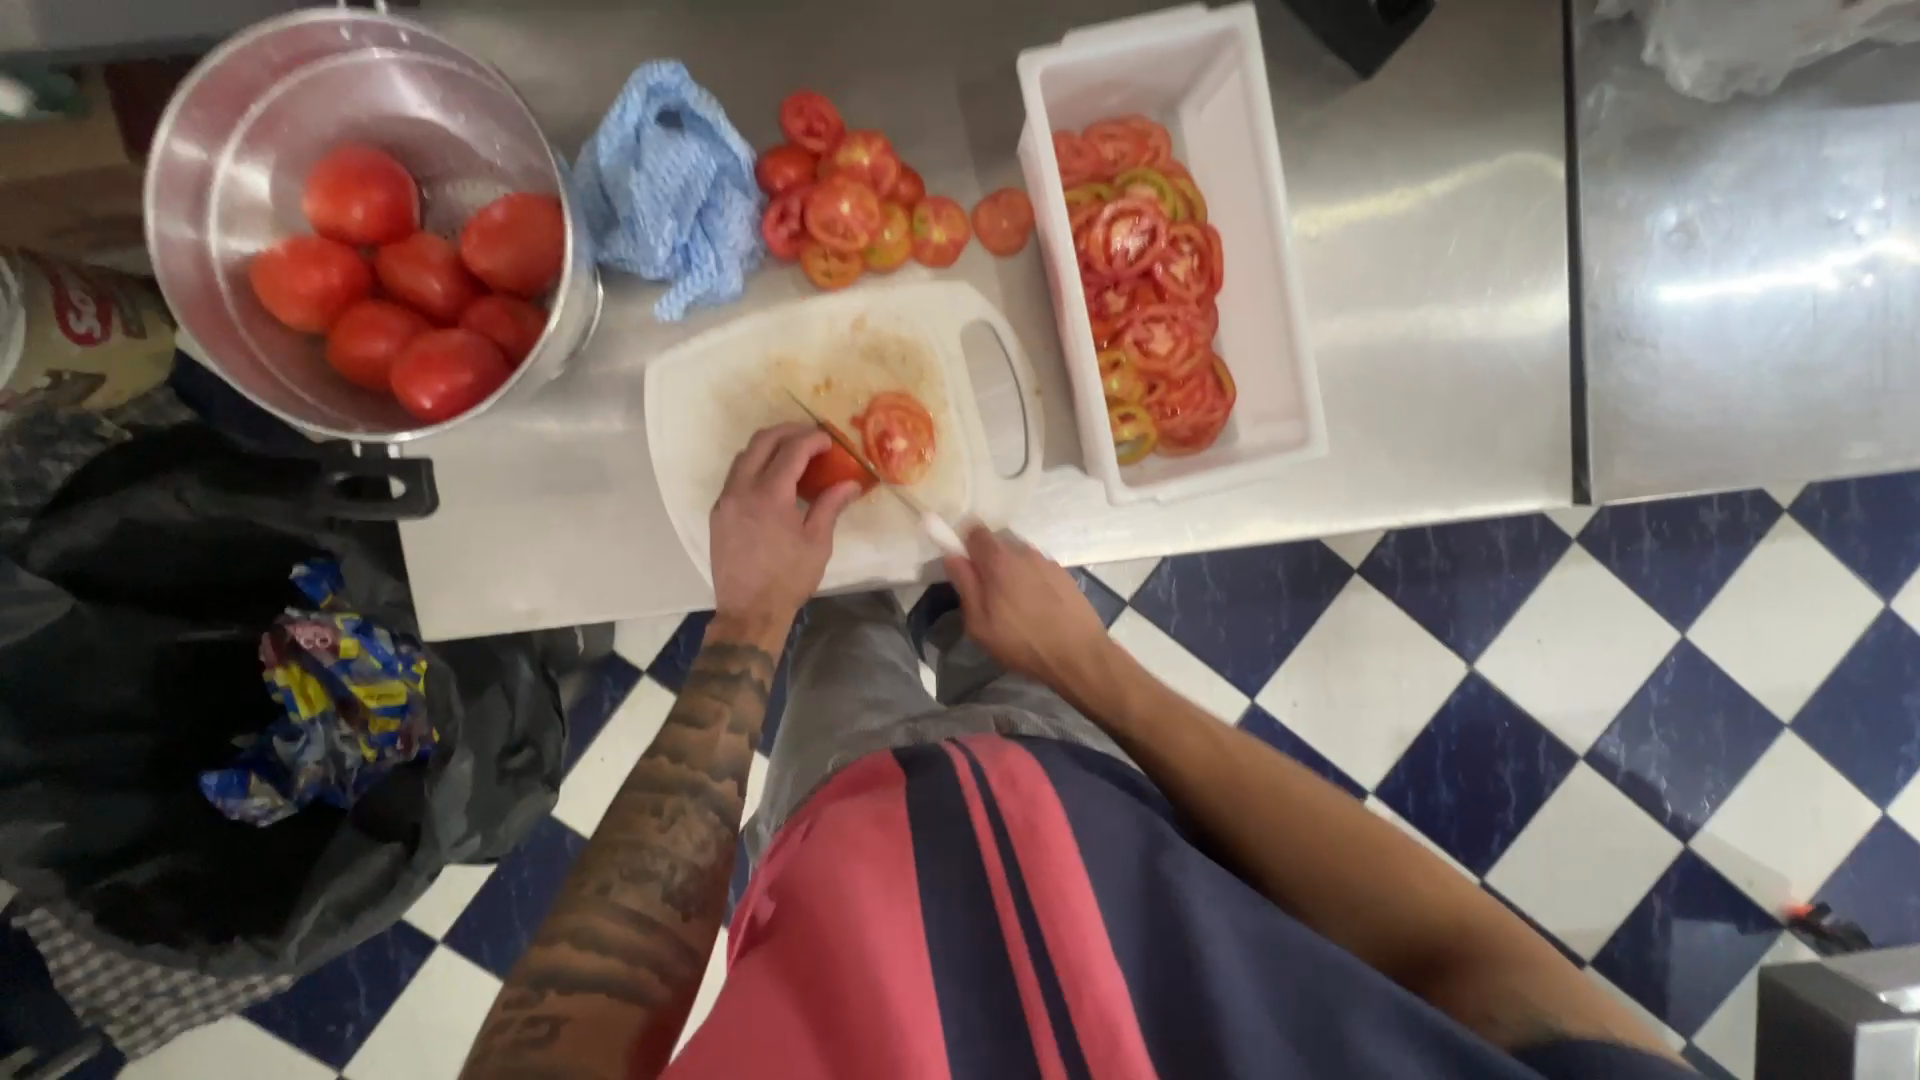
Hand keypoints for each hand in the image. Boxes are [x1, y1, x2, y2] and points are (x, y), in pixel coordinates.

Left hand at [710, 423, 859, 637]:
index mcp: (769, 495)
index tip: (830, 441)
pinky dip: (755, 466)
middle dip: (789, 432)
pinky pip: (735, 476)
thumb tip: (851, 483)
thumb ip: (830, 505)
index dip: (813, 439)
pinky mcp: (718, 513)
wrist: (749, 611)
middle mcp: (741, 490)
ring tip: (793, 453)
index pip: (791, 450)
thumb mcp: (817, 542)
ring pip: (744, 456)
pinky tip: (773, 479)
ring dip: (769, 447)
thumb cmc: (789, 579)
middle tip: (812, 437)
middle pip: (762, 442)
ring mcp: (725, 500)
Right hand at [942, 525, 1112, 687]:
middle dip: (989, 562)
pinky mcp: (1064, 574)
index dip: (966, 545)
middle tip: (988, 593)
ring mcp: (1048, 562)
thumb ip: (965, 585)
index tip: (965, 567)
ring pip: (1020, 557)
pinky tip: (1037, 606)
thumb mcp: (980, 624)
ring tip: (1016, 604)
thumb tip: (953, 557)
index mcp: (999, 561)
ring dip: (1012, 572)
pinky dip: (1032, 580)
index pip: (975, 531)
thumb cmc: (1022, 643)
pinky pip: (1038, 569)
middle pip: (998, 544)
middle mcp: (1024, 552)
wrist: (1079, 654)